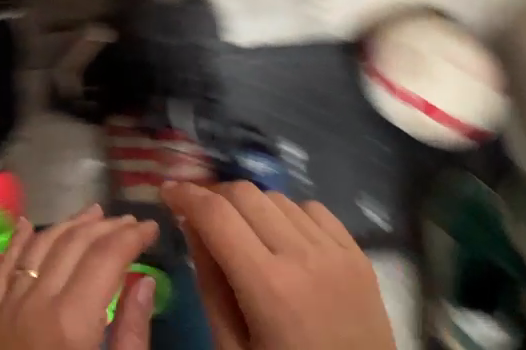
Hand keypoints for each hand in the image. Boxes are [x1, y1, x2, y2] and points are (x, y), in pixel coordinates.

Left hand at [0, 204, 161, 349]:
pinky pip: (2, 267)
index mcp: (72, 319)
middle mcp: (37, 300)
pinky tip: (28, 225)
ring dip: (68, 225)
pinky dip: (17, 241)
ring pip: (39, 246)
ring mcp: (8, 306)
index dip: (132, 235)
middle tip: (131, 223)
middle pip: (74, 243)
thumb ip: (130, 333)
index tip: (152, 227)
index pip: (106, 255)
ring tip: (93, 214)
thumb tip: (142, 281)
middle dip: (106, 226)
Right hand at [161, 181, 396, 349]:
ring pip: (278, 197)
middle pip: (245, 194)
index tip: (167, 191)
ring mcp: (335, 252)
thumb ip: (209, 284)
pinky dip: (288, 213)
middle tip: (199, 213)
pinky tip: (283, 238)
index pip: (216, 215)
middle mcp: (302, 256)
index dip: (186, 195)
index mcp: (268, 287)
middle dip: (214, 196)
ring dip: (251, 206)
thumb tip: (191, 225)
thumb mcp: (233, 348)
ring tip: (242, 231)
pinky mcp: (358, 254)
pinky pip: (313, 209)